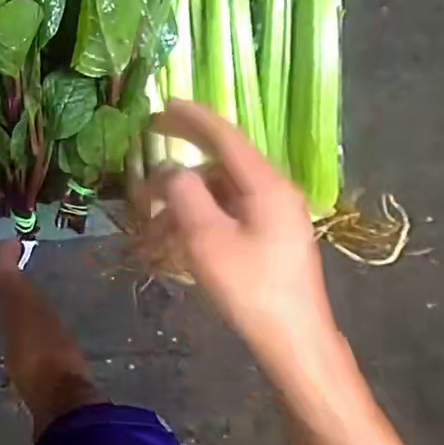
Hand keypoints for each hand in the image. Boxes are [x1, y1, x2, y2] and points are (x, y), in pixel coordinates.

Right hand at [142, 100, 340, 386]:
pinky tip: (174, 237)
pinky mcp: (268, 235)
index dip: (192, 117)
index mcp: (265, 185)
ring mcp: (273, 214)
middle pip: (221, 160)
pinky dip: (197, 215)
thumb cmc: (249, 287)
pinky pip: (226, 210)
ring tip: (151, 216)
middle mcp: (273, 191)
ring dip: (183, 195)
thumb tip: (169, 170)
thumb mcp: (204, 237)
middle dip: (183, 154)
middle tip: (150, 141)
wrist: (293, 340)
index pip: (225, 136)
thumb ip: (182, 192)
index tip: (162, 104)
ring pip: (219, 188)